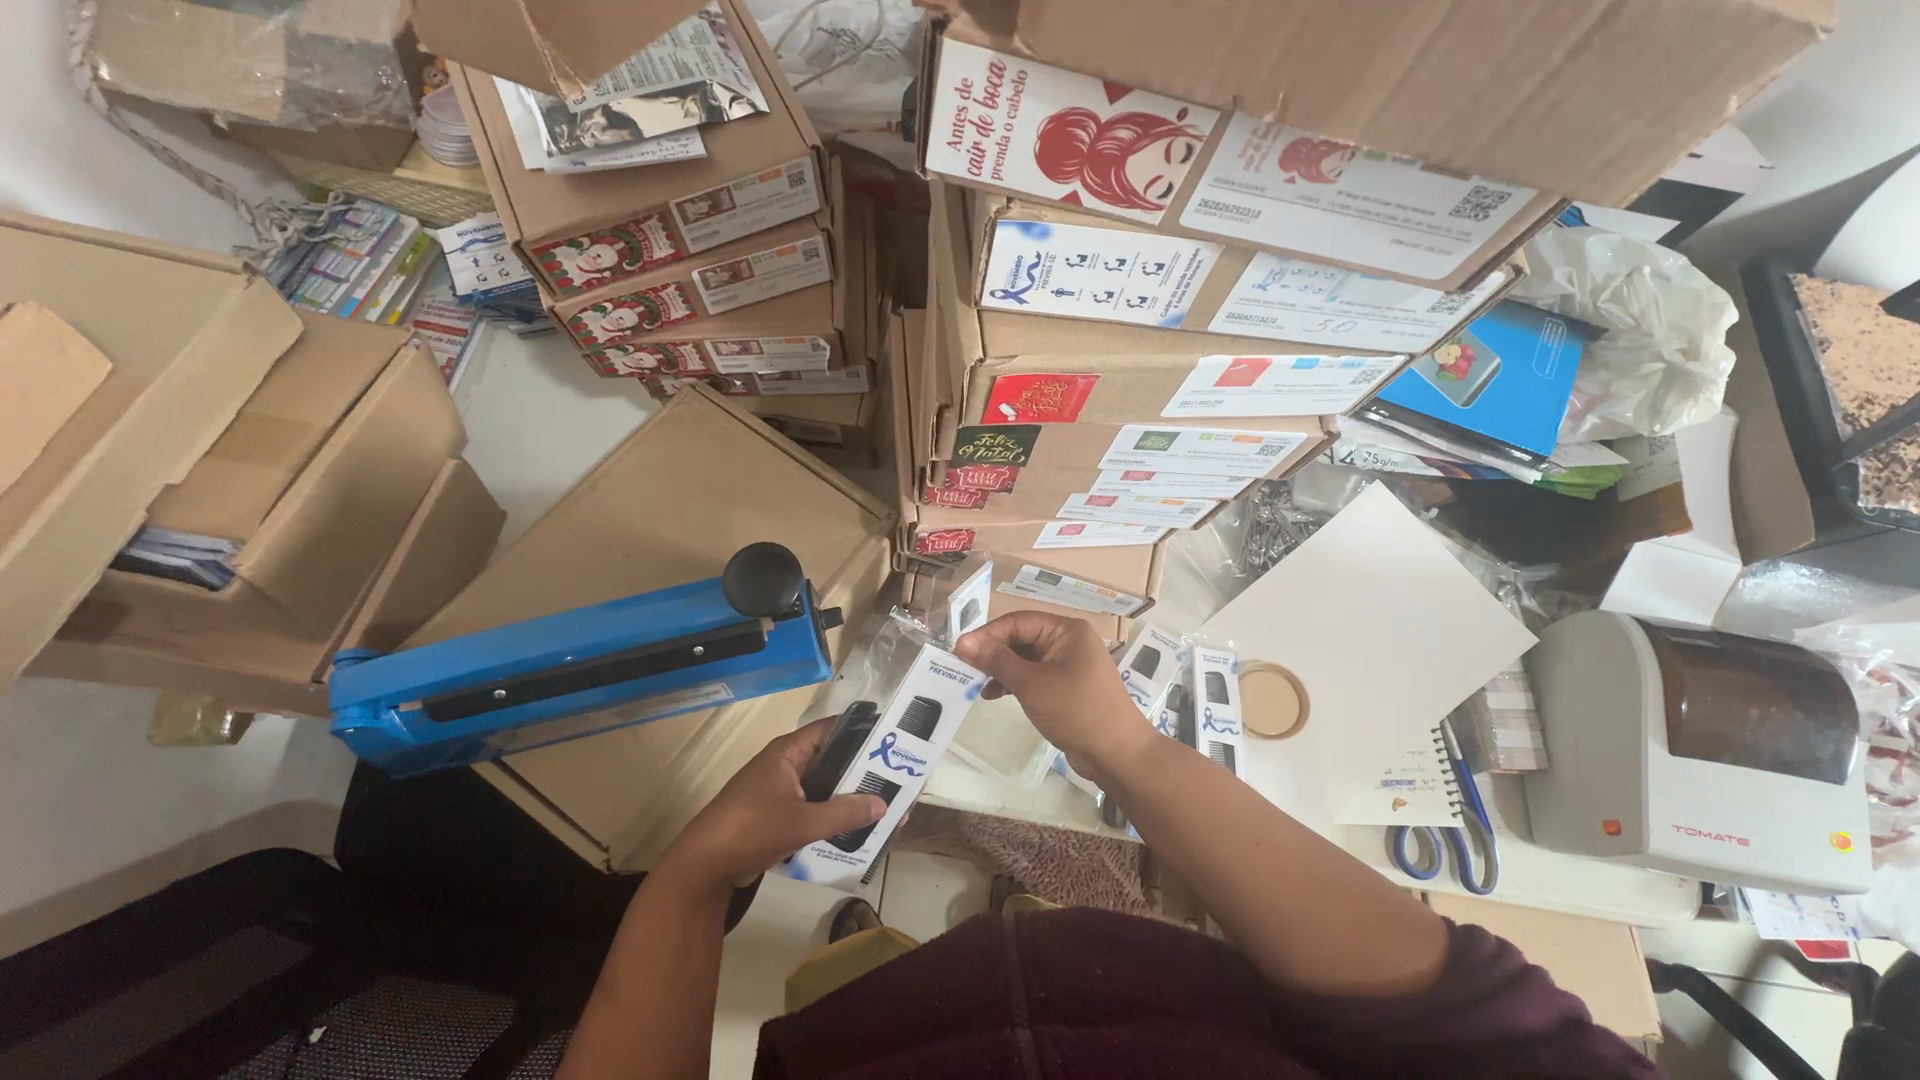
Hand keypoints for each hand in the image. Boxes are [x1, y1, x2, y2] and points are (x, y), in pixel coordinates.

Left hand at [660, 716, 885, 890]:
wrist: (704, 867)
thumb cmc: (750, 830)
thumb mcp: (802, 822)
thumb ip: (844, 813)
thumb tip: (883, 804)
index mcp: (788, 753)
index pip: (832, 730)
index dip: (862, 732)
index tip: (894, 741)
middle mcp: (786, 765)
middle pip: (832, 761)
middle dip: (863, 773)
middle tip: (898, 783)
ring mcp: (781, 791)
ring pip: (824, 788)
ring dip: (849, 799)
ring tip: (886, 809)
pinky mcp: (778, 815)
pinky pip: (814, 810)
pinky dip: (833, 817)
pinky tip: (858, 831)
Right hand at [955, 612, 1154, 778]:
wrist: (1117, 753)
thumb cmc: (1076, 711)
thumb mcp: (1032, 684)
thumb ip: (997, 660)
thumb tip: (962, 642)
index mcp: (1067, 631)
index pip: (1018, 621)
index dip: (987, 634)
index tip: (959, 650)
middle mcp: (1069, 642)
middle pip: (1022, 638)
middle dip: (993, 652)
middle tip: (964, 668)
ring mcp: (1069, 665)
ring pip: (1026, 659)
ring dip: (1001, 669)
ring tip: (976, 684)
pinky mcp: (1067, 687)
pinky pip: (1034, 676)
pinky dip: (1014, 683)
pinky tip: (995, 695)